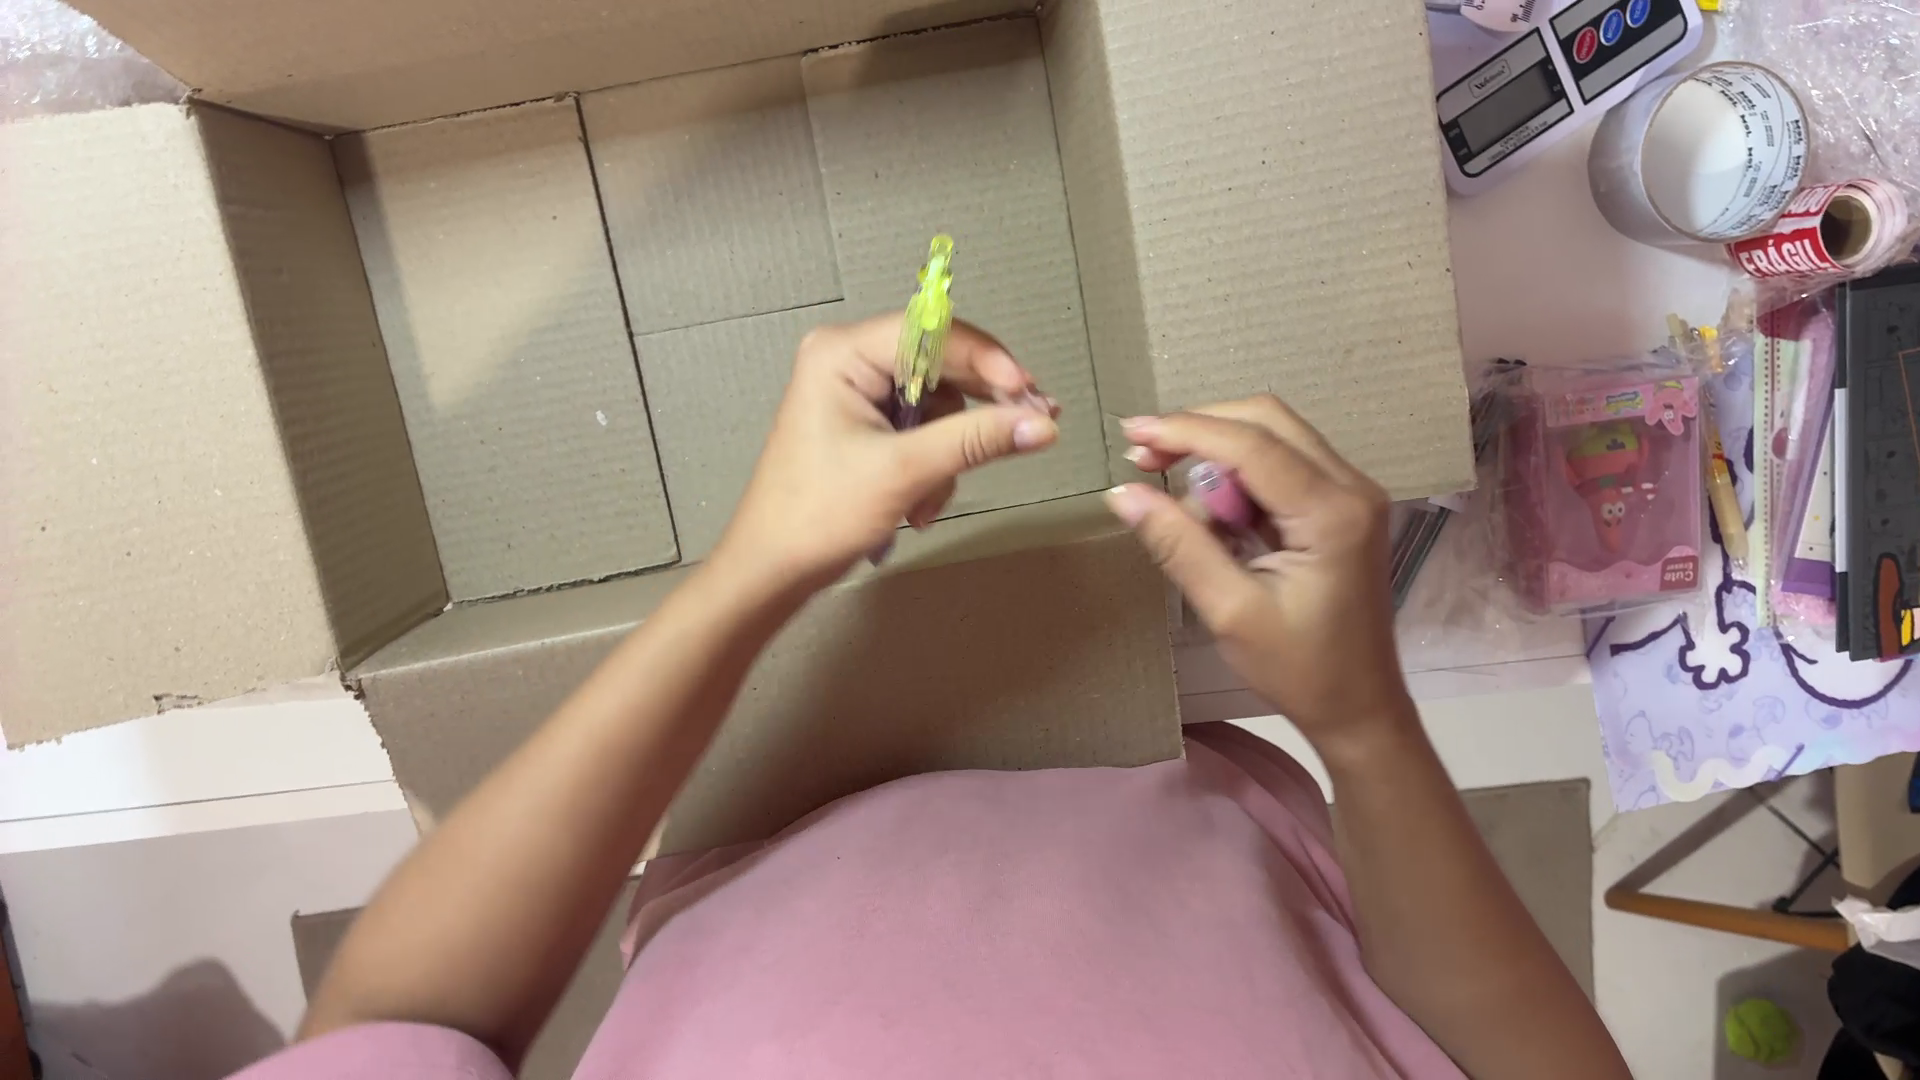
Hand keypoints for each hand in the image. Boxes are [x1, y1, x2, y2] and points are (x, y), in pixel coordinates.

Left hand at [713, 311, 1058, 594]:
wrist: (774, 567)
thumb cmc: (822, 513)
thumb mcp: (905, 472)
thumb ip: (976, 441)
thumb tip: (1044, 423)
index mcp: (843, 352)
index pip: (933, 333)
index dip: (988, 360)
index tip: (1031, 396)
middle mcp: (850, 360)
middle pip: (940, 365)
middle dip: (974, 413)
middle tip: (1028, 431)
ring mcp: (857, 393)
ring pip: (938, 407)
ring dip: (948, 456)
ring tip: (928, 503)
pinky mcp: (865, 425)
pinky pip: (922, 431)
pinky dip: (932, 468)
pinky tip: (919, 506)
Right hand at [1105, 395, 1412, 748]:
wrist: (1359, 707)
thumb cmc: (1299, 670)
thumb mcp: (1229, 610)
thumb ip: (1178, 544)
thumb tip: (1123, 494)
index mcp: (1332, 514)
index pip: (1251, 445)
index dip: (1185, 431)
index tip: (1132, 434)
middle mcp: (1350, 488)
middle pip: (1267, 420)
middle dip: (1199, 429)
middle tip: (1144, 456)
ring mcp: (1349, 494)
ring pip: (1272, 437)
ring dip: (1216, 453)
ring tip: (1174, 500)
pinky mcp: (1338, 507)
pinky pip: (1279, 467)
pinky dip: (1236, 478)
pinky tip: (1211, 517)